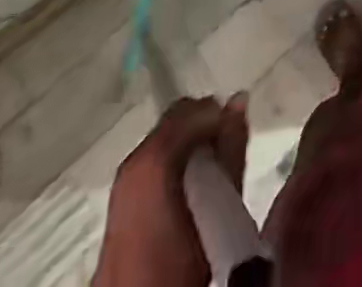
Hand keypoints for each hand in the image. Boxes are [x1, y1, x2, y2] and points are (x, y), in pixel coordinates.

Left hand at [93, 94, 249, 286]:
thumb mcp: (219, 201)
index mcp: (154, 156)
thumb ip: (232, 147)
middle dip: (206, 127)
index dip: (221, 116)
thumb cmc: (181, 259)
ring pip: (168, 136)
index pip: (196, 108)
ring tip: (213, 175)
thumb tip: (239, 103)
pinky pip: (156, 157)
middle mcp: (135, 158)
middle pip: (178, 117)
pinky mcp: (122, 194)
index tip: (237, 135)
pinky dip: (177, 161)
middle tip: (228, 153)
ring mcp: (125, 176)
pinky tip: (192, 190)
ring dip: (192, 144)